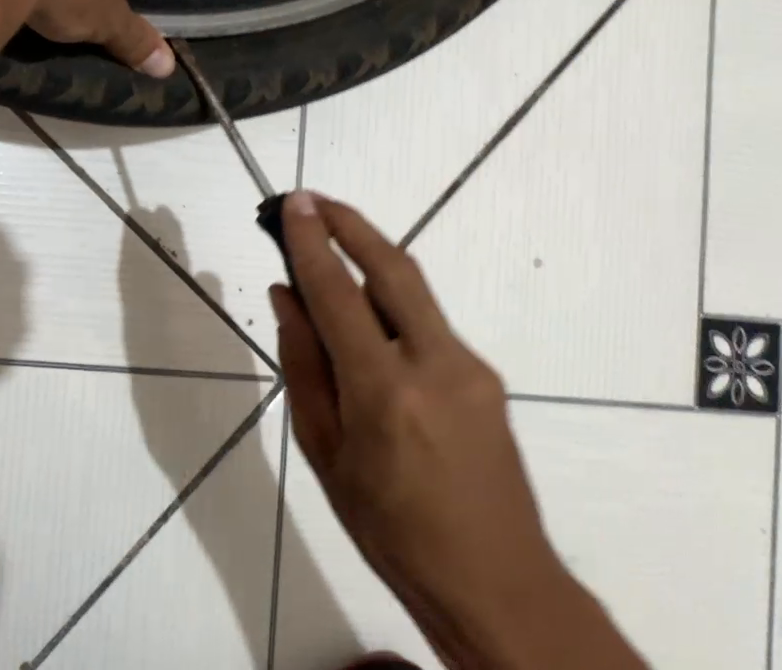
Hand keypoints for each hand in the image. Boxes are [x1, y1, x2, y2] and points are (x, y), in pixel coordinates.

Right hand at [268, 192, 644, 669]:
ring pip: (412, 293)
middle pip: (393, 269)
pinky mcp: (487, 379)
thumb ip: (303, 366)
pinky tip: (361, 326)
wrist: (496, 581)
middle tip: (312, 200)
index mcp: (384, 391)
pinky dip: (387, 305)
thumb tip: (286, 298)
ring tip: (324, 255)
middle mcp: (437, 365)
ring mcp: (472, 369)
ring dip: (368, 261)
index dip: (310, 242)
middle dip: (351, 224)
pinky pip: (426, 325)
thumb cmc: (387, 527)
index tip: (292, 203)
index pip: (337, 294)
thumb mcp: (324, 450)